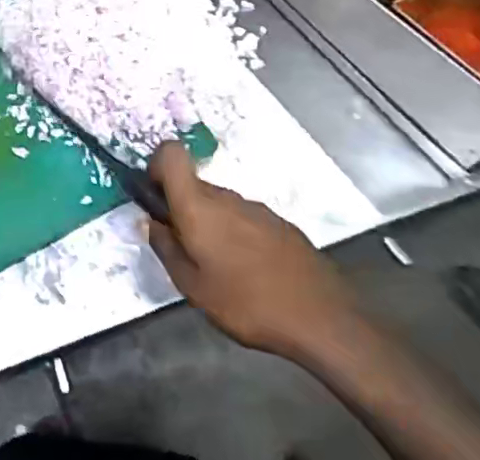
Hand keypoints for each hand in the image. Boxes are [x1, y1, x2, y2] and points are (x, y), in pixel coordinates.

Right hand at [145, 142, 361, 358]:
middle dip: (183, 208)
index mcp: (197, 205)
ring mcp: (259, 211)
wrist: (328, 325)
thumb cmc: (248, 303)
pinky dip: (240, 235)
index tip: (156, 197)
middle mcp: (227, 197)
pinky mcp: (285, 227)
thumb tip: (151, 223)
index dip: (157, 166)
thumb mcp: (191, 285)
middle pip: (194, 185)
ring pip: (221, 204)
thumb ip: (164, 247)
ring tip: (222, 267)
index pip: (170, 154)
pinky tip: (253, 273)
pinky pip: (247, 219)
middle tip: (187, 248)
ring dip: (212, 224)